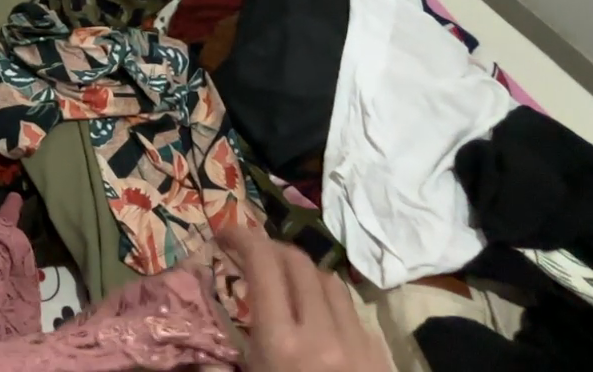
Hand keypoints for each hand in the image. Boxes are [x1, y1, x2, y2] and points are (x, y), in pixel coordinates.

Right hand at [223, 227, 389, 371]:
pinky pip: (355, 315)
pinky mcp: (382, 361)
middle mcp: (322, 336)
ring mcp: (359, 347)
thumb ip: (231, 342)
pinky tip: (320, 324)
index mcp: (280, 341)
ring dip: (305, 274)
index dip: (242, 237)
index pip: (263, 262)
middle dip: (271, 249)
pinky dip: (332, 308)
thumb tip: (210, 307)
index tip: (225, 234)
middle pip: (298, 261)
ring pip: (331, 281)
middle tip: (253, 256)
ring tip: (288, 286)